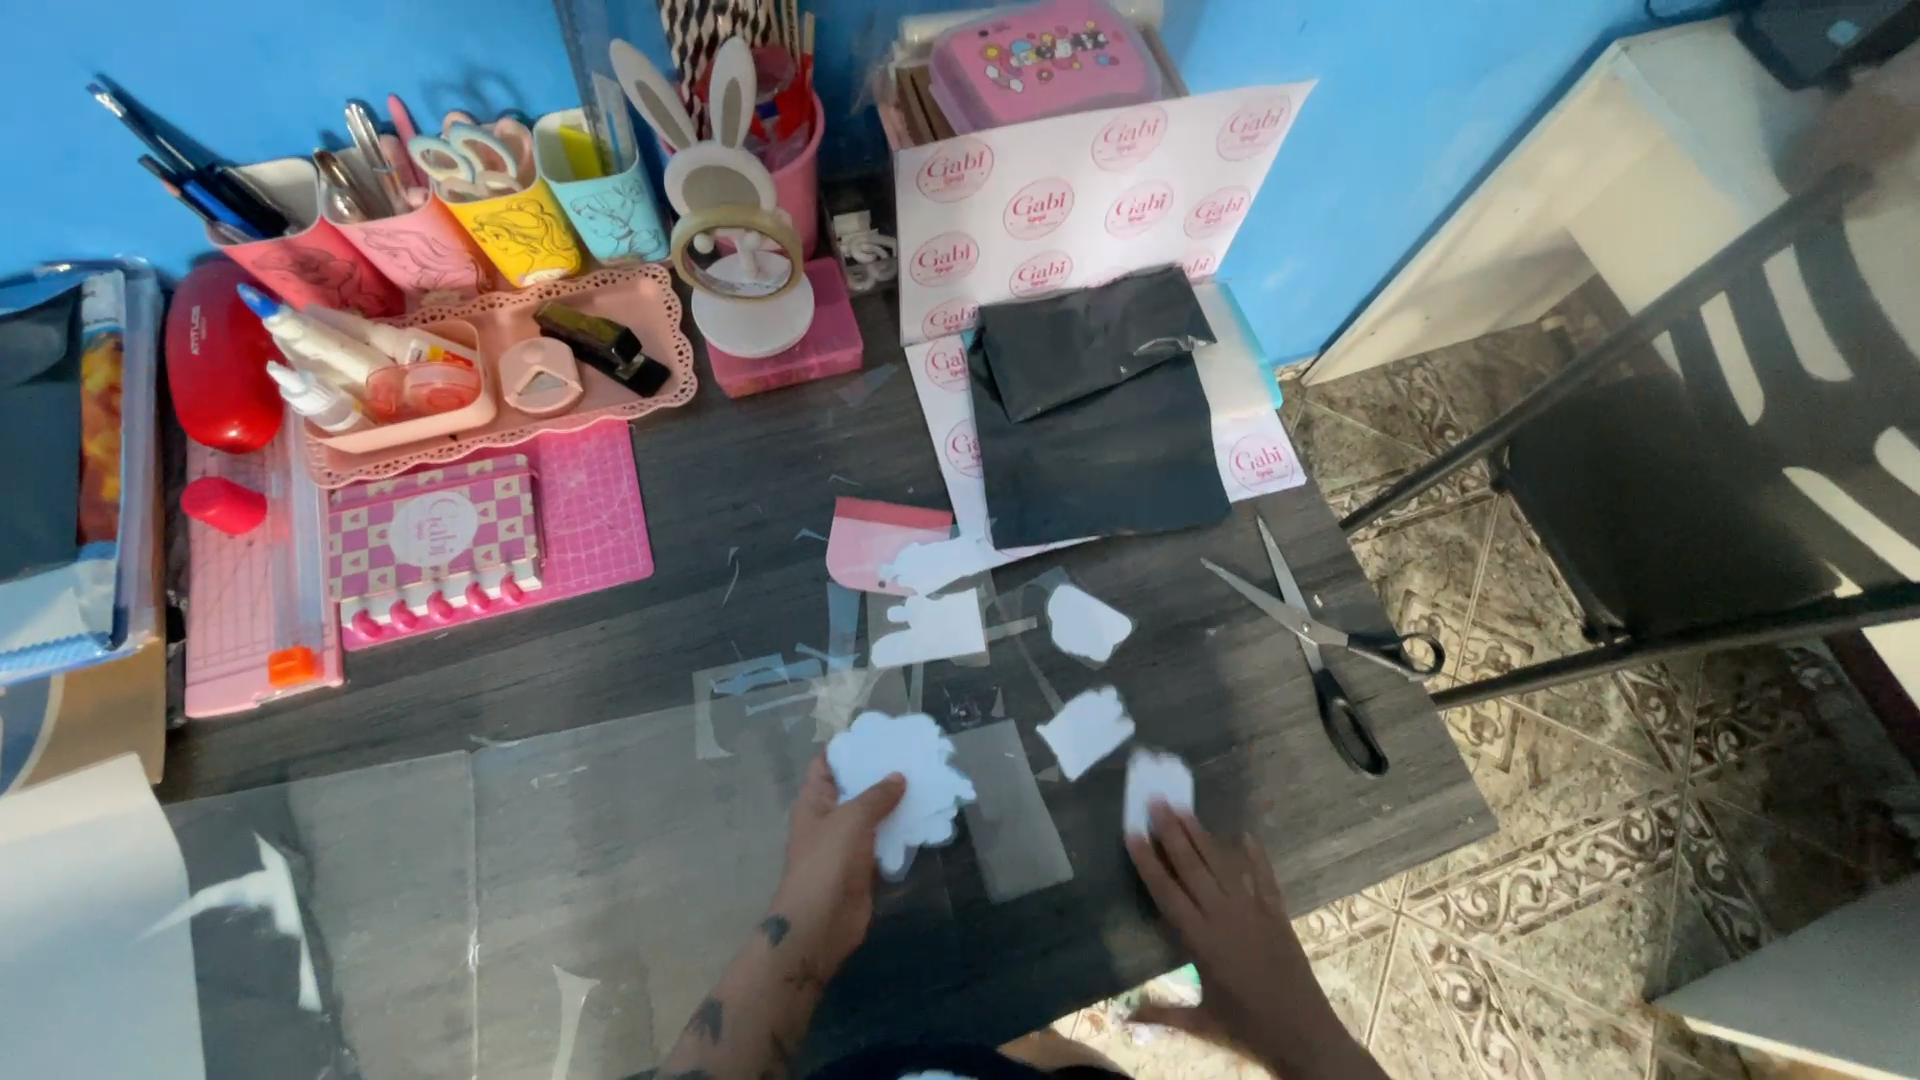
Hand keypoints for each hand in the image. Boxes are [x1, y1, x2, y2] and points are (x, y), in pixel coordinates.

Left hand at [768, 753, 905, 973]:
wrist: (820, 925)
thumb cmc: (827, 863)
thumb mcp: (851, 819)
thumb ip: (876, 796)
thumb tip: (898, 777)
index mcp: (814, 800)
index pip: (826, 763)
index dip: (848, 747)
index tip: (879, 734)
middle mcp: (829, 817)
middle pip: (855, 787)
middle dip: (880, 773)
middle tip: (913, 754)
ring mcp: (847, 843)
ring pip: (873, 814)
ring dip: (896, 802)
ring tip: (926, 780)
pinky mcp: (864, 865)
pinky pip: (885, 840)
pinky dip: (901, 830)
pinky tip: (926, 817)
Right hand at [1126, 804, 1377, 1078]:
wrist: (1305, 1037)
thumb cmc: (1247, 1029)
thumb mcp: (1200, 1023)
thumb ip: (1161, 1014)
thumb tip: (1124, 1019)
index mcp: (1200, 941)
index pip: (1166, 892)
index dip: (1148, 862)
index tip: (1133, 832)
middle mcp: (1223, 917)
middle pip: (1192, 867)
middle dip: (1171, 833)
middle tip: (1157, 802)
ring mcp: (1253, 912)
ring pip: (1222, 865)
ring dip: (1202, 836)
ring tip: (1185, 809)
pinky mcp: (1277, 915)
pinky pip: (1264, 879)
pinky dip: (1256, 856)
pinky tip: (1246, 834)